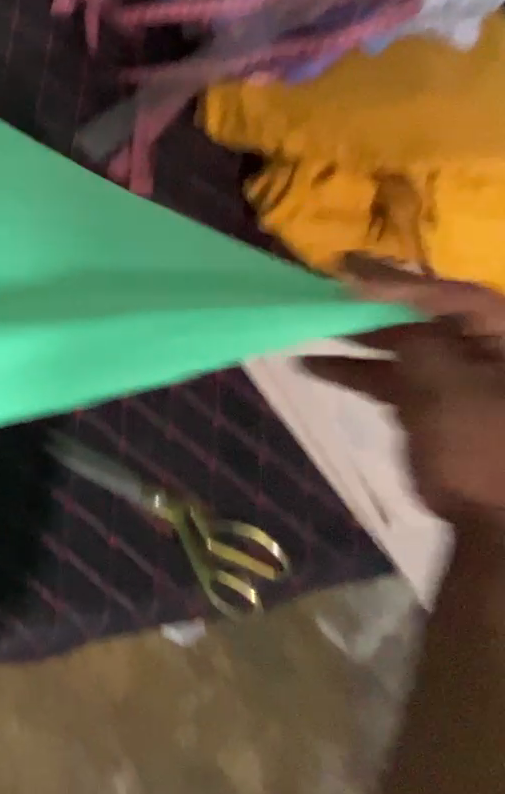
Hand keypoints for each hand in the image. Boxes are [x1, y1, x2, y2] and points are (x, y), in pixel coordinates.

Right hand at [303, 256, 504, 528]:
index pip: (461, 298)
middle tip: (325, 290)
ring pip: (410, 346)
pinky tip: (312, 365)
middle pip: (434, 318)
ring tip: (307, 326)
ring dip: (358, 337)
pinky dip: (357, 369)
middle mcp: (497, 358)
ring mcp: (470, 384)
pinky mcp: (443, 407)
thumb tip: (371, 292)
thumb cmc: (482, 447)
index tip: (344, 271)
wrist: (498, 522)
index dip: (402, 282)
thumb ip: (413, 336)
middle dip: (376, 306)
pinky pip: (398, 376)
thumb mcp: (445, 386)